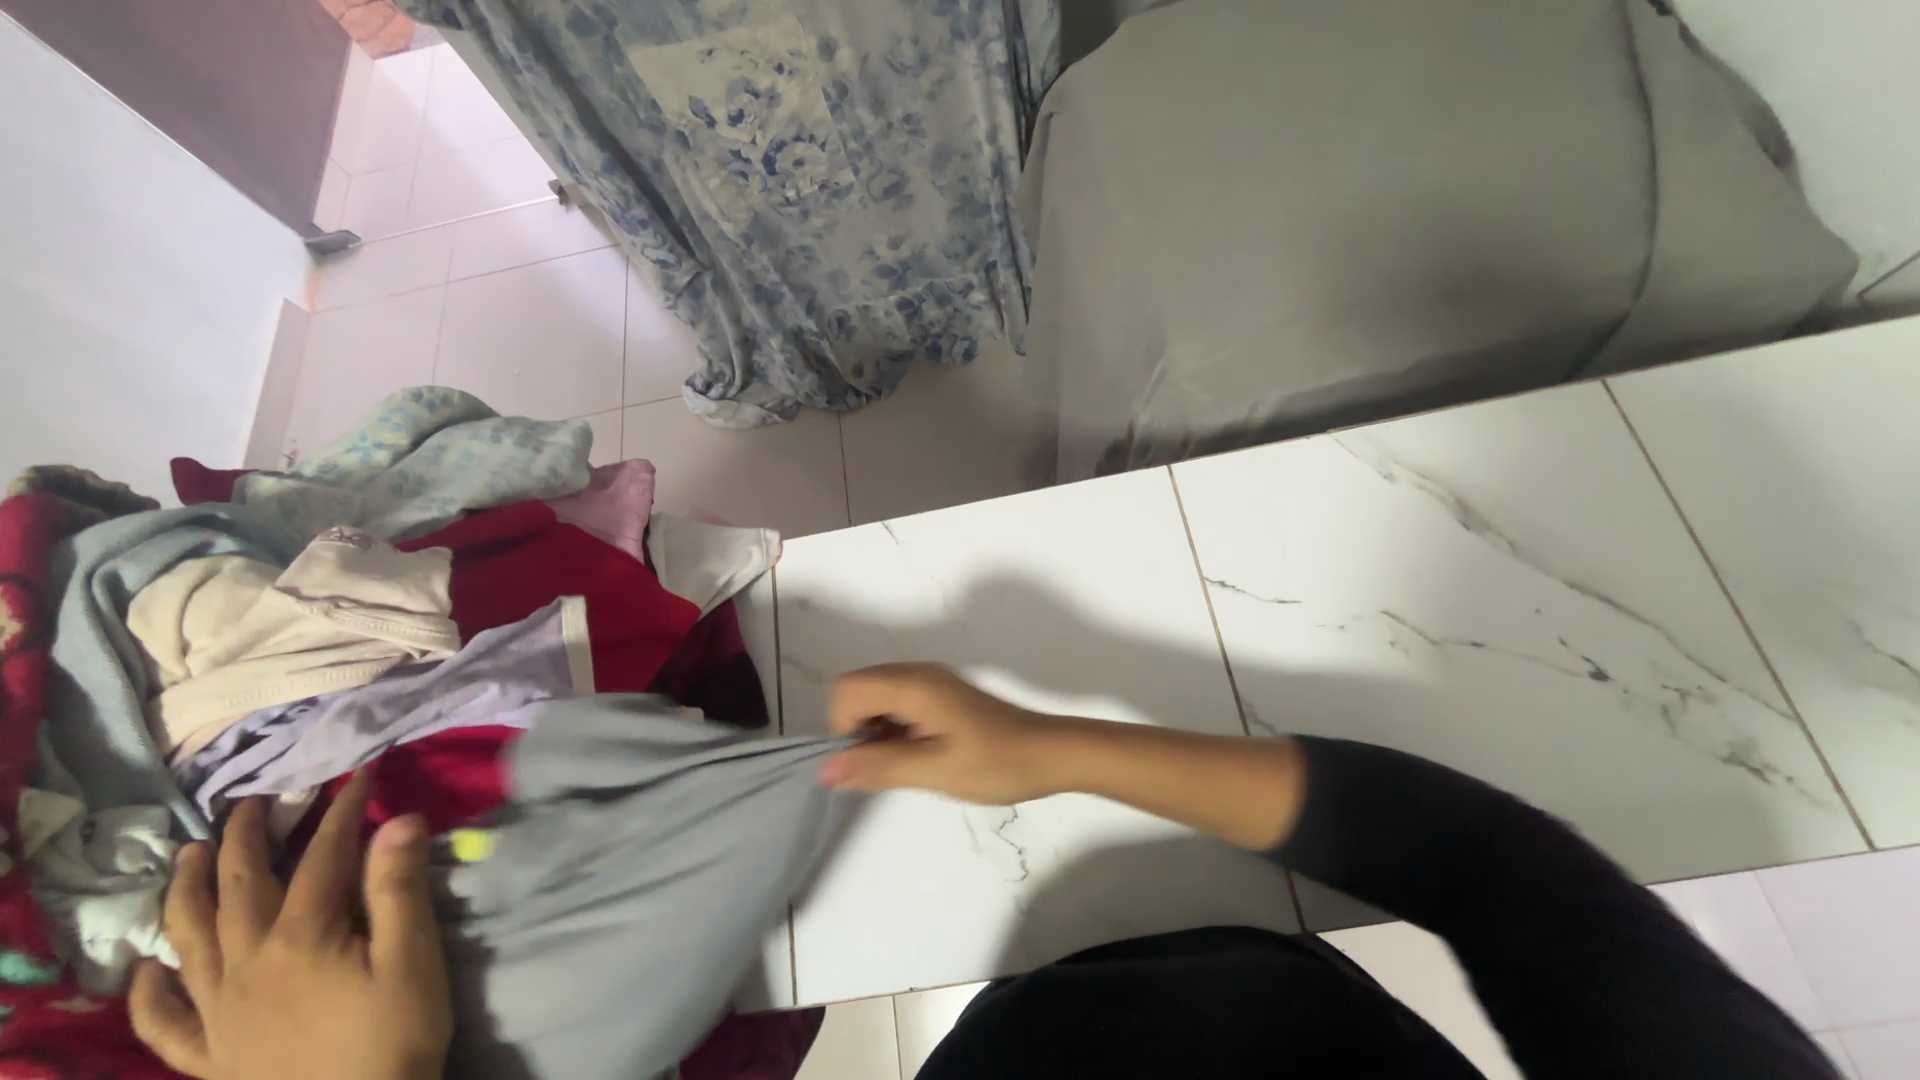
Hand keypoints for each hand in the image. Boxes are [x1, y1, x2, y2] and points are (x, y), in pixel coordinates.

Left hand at [130, 772, 452, 1079]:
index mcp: (300, 938)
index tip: (360, 773)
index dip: (340, 810)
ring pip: (187, 939)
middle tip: (252, 803)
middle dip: (245, 839)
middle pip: (237, 888)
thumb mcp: (412, 955)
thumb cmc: (394, 1032)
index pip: (320, 856)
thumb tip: (398, 820)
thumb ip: (399, 887)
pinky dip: (148, 991)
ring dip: (183, 892)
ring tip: (184, 856)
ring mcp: (219, 1012)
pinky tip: (145, 969)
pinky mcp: (211, 1053)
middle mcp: (247, 965)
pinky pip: (164, 1020)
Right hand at [819, 663, 1074, 803]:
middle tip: (891, 765)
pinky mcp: (942, 698)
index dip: (844, 727)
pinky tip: (921, 757)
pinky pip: (898, 707)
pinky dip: (896, 732)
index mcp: (913, 684)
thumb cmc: (996, 763)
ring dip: (878, 733)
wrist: (1052, 755)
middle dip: (859, 730)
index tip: (870, 760)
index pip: (846, 690)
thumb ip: (877, 766)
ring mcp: (931, 684)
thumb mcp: (934, 771)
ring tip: (910, 764)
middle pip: (858, 691)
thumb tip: (824, 770)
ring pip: (877, 700)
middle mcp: (918, 675)